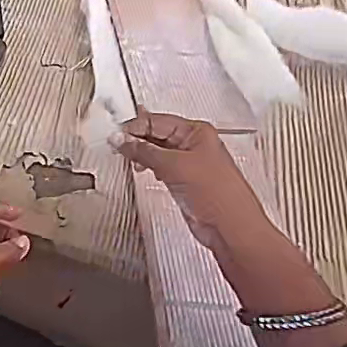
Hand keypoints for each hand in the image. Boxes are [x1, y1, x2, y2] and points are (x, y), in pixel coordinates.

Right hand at [117, 111, 262, 248]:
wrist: (229, 226)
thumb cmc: (218, 194)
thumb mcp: (174, 165)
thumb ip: (143, 151)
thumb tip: (123, 140)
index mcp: (197, 132)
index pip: (157, 120)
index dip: (135, 126)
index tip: (117, 136)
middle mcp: (193, 145)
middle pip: (156, 133)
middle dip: (136, 138)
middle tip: (117, 144)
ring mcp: (187, 164)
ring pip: (156, 151)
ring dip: (140, 153)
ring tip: (126, 156)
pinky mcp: (182, 181)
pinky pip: (159, 167)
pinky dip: (148, 166)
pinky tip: (141, 168)